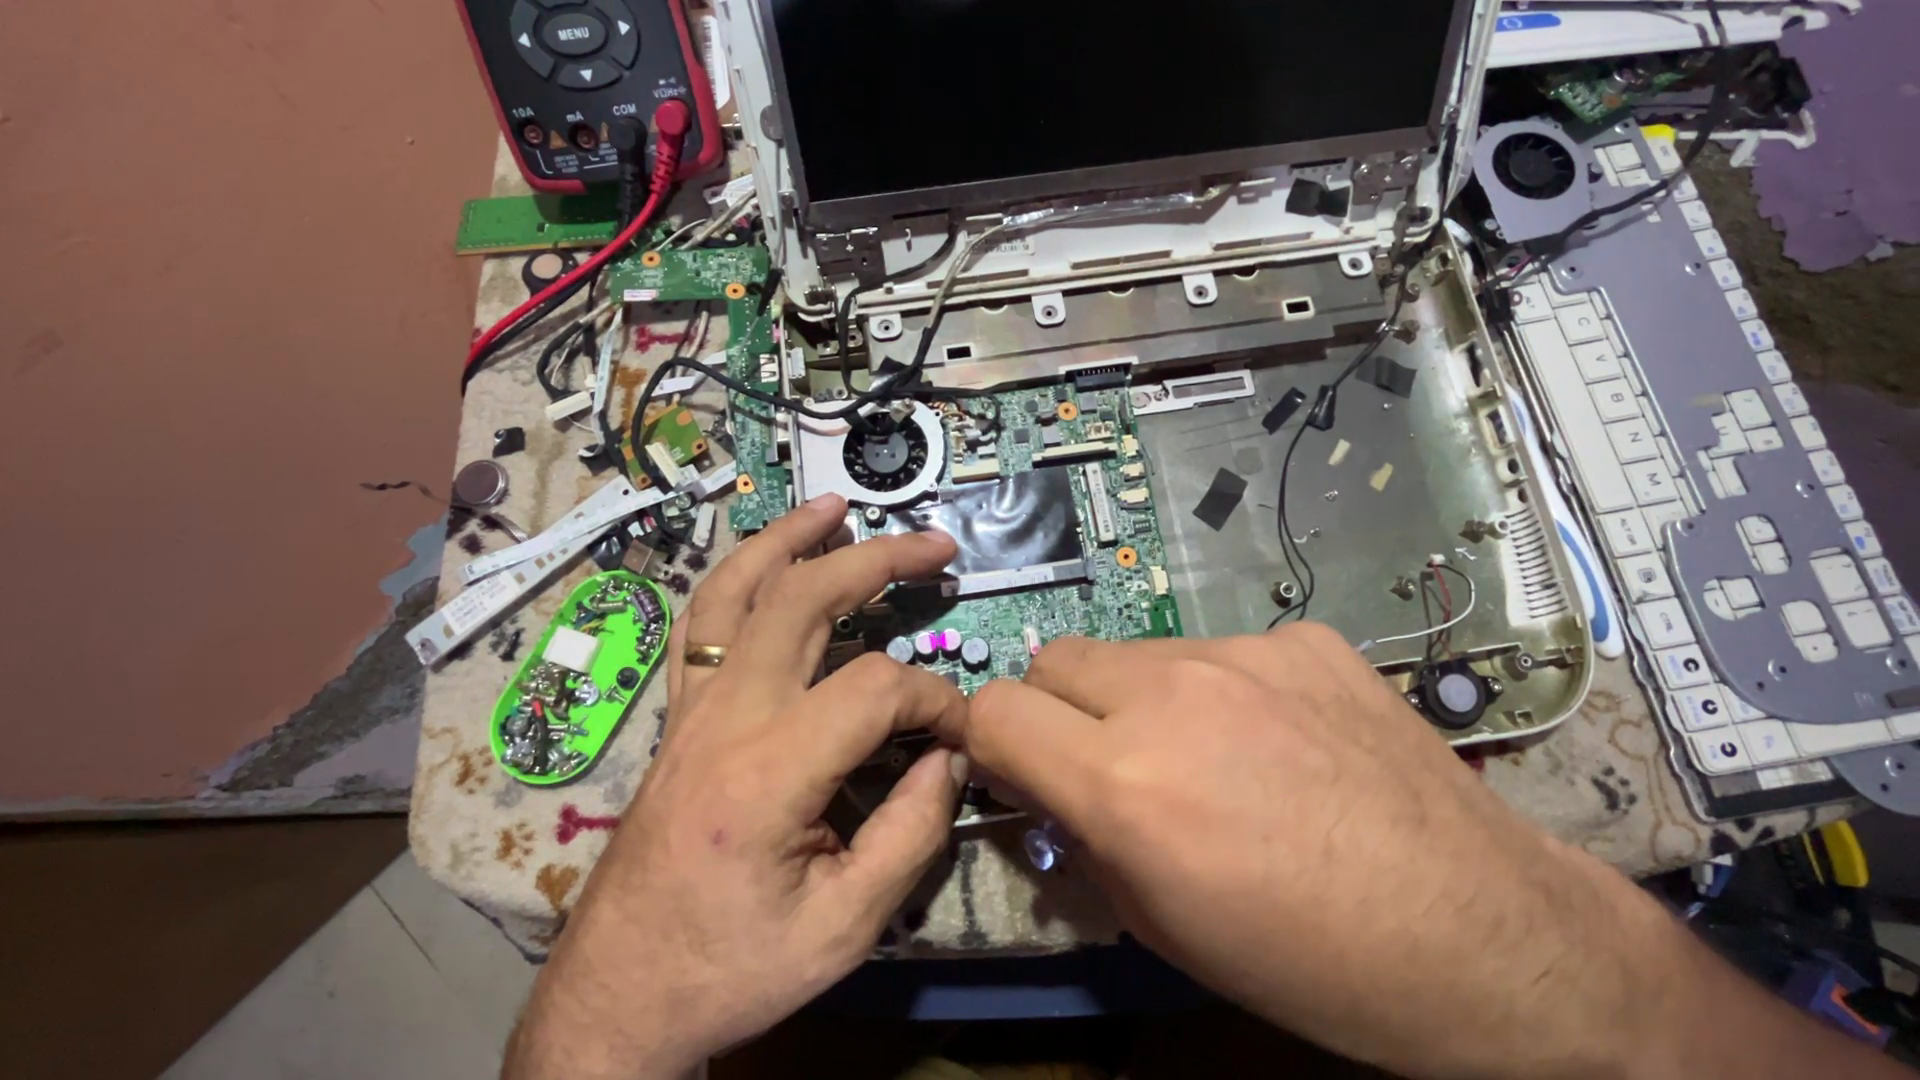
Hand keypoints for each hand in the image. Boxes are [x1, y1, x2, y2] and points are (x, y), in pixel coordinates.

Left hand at [505, 495, 966, 1079]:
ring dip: (790, 540)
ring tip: (834, 507)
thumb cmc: (734, 967)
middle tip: (935, 545)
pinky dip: (736, 578)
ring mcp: (691, 709)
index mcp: (768, 771)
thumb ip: (910, 834)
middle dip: (878, 561)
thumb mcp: (844, 927)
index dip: (935, 701)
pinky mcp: (677, 717)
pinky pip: (700, 625)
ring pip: (736, 592)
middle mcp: (725, 717)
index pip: (874, 690)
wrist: (620, 995)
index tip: (964, 735)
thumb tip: (949, 758)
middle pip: (803, 601)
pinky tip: (764, 563)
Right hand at [955, 626, 1901, 1079]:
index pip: (994, 710)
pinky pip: (1225, 649)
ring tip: (1206, 751)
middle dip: (1059, 709)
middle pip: (1054, 658)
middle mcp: (1172, 694)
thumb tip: (1041, 789)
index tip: (1021, 770)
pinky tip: (1283, 739)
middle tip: (1103, 760)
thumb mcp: (1157, 924)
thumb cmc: (1304, 959)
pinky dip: (1226, 688)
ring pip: (1137, 652)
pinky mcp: (1305, 638)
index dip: (992, 742)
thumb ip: (1079, 839)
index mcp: (1124, 779)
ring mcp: (1245, 653)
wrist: (1479, 935)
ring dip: (1140, 695)